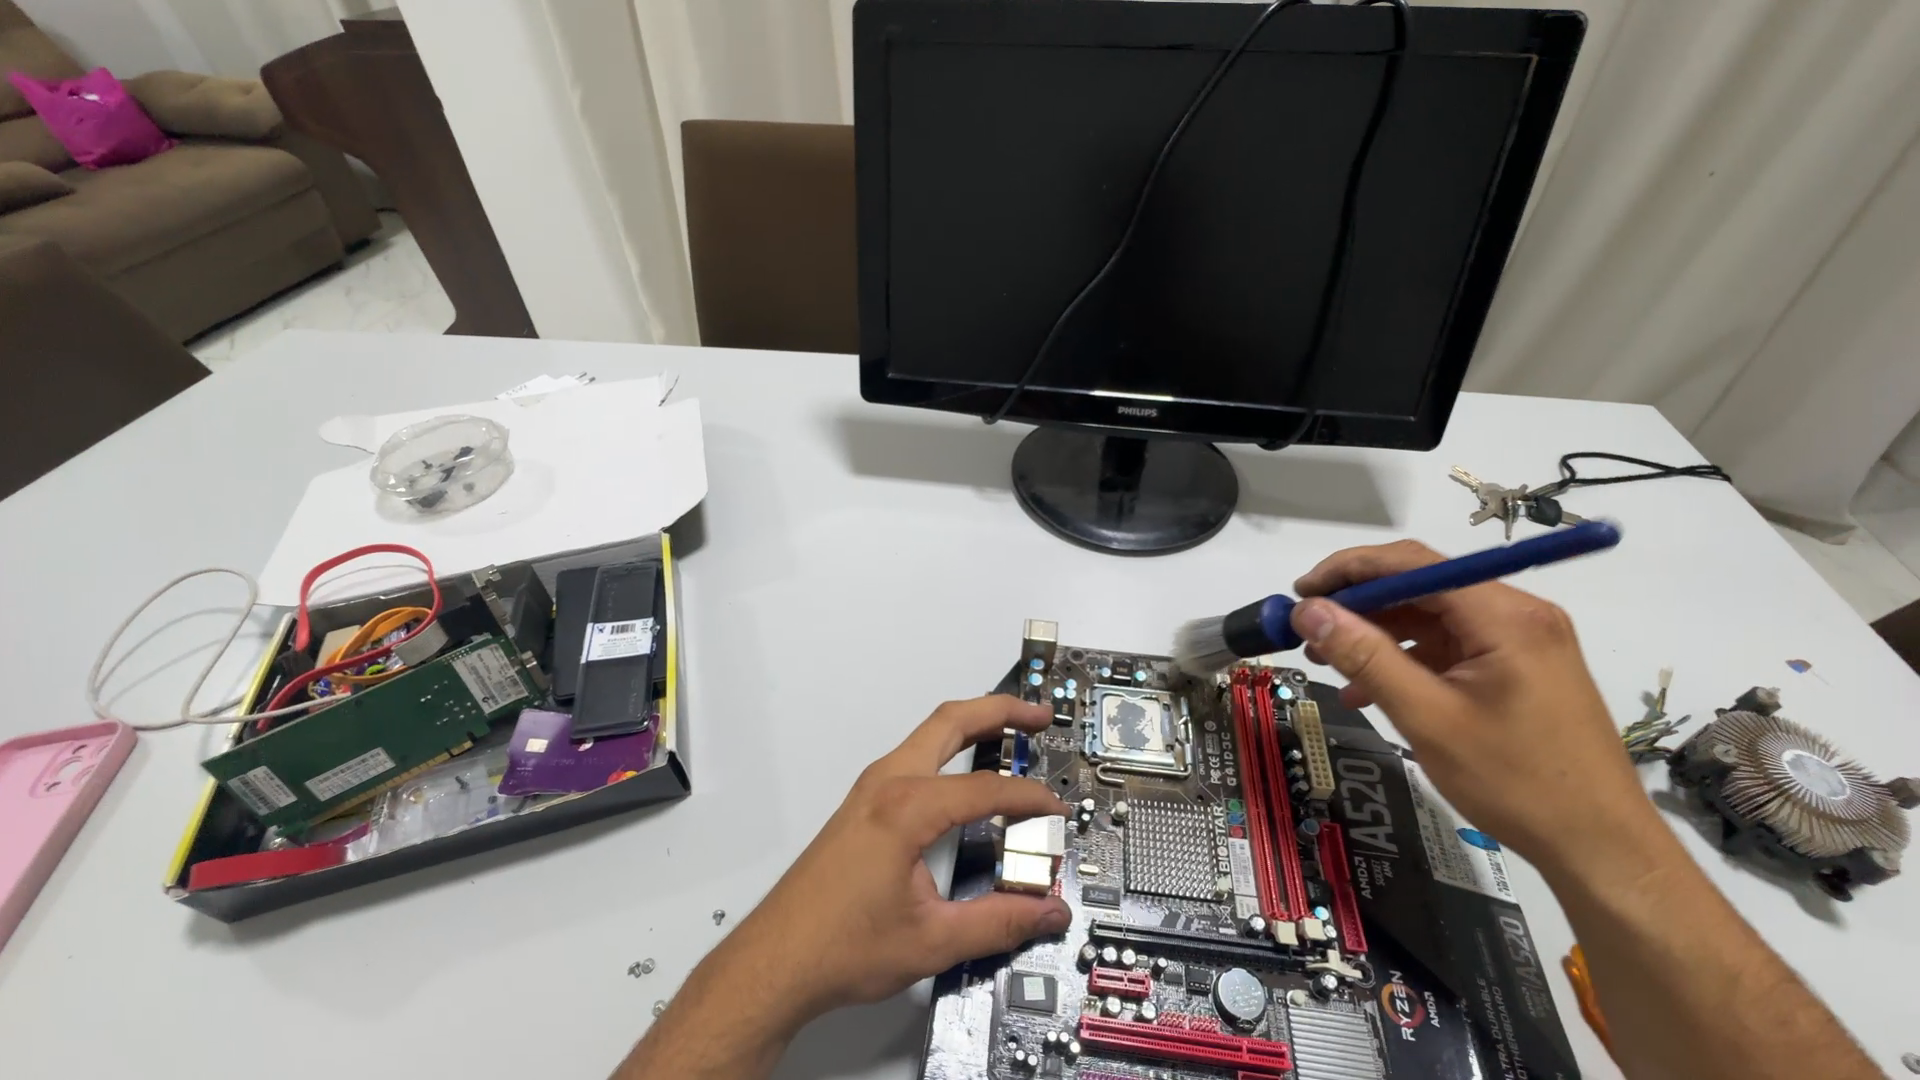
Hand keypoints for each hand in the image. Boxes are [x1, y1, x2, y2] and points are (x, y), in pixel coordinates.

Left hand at [740, 695, 1071, 1013]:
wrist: (775, 961)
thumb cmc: (843, 948)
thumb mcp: (932, 940)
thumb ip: (1000, 922)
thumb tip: (1051, 914)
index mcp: (906, 808)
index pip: (986, 789)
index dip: (1029, 798)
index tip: (1058, 812)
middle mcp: (886, 784)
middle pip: (950, 722)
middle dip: (999, 711)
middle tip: (1039, 715)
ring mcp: (869, 791)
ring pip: (928, 735)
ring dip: (972, 725)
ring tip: (1011, 732)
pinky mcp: (862, 806)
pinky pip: (914, 758)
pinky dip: (949, 749)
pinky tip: (966, 773)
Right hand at [1289, 540, 1659, 879]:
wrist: (1599, 847)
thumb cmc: (1514, 780)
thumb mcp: (1426, 717)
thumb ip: (1364, 656)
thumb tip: (1308, 611)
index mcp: (1504, 615)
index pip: (1412, 563)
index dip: (1349, 570)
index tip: (1301, 592)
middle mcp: (1517, 614)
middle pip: (1421, 586)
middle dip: (1359, 605)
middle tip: (1308, 632)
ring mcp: (1522, 642)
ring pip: (1431, 618)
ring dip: (1377, 635)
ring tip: (1328, 662)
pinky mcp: (1519, 668)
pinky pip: (1449, 648)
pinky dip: (1406, 660)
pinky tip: (1369, 690)